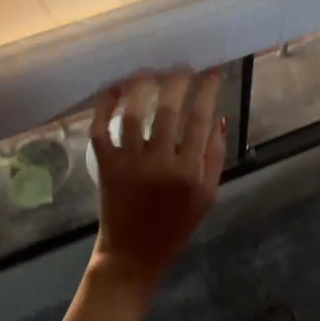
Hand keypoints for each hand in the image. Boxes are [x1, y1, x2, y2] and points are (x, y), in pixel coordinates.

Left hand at [88, 68, 225, 282]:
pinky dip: (104, 107)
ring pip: (133, 115)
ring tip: (149, 70)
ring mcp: (129, 164)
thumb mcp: (207, 196)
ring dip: (141, 86)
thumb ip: (215, 156)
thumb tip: (218, 116)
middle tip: (181, 64)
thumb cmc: (176, 224)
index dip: (207, 89)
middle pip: (168, 110)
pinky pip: (101, 130)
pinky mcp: (105, 166)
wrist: (133, 256)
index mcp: (188, 173)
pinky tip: (114, 88)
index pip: (199, 119)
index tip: (212, 68)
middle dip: (177, 80)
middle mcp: (159, 165)